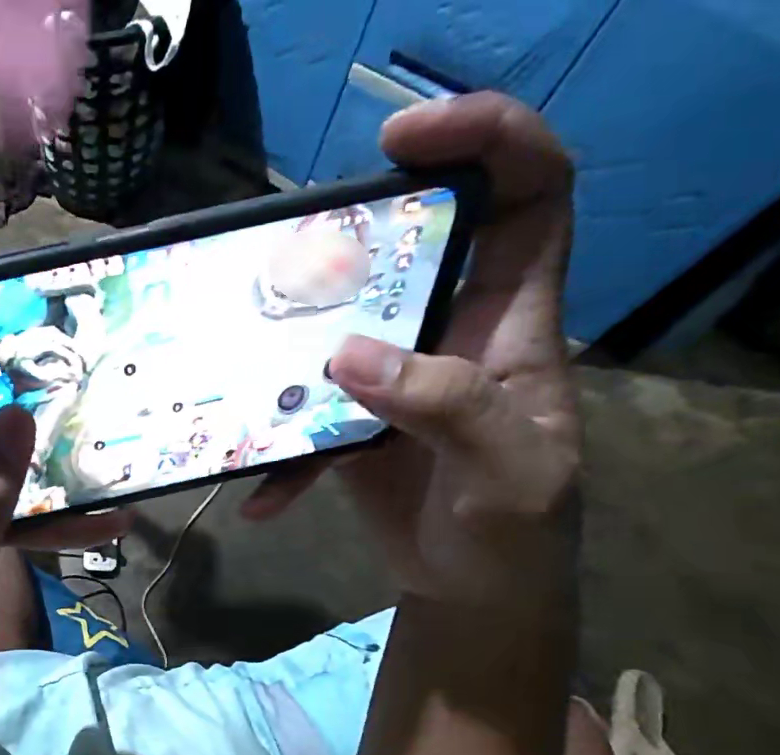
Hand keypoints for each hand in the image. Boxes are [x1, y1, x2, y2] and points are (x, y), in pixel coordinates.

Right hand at [243, 93, 578, 618]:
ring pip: (339, 321)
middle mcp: (449, 333)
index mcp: (511, 324)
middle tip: (289, 253)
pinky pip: (304, 411)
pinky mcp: (351, 421)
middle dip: (353, 230)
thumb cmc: (514, 536)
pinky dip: (279, 454)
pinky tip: (263, 498)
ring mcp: (393, 377)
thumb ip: (448, 408)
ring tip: (247, 361)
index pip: (532, 194)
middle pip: (411, 243)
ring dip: (290, 338)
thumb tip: (346, 355)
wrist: (472, 593)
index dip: (488, 138)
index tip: (404, 136)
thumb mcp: (508, 476)